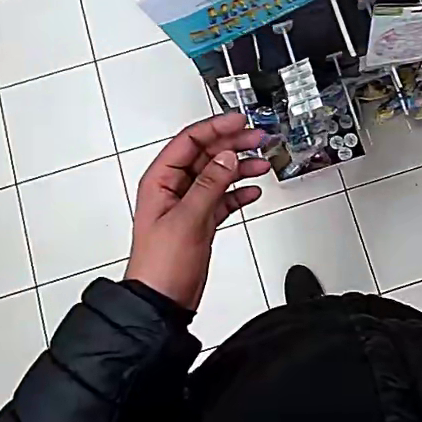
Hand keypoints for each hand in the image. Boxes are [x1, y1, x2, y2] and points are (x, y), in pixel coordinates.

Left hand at [127, 114, 272, 308]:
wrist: (163, 300)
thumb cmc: (160, 265)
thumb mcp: (187, 219)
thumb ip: (209, 185)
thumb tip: (226, 157)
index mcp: (161, 181)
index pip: (189, 142)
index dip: (215, 127)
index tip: (239, 120)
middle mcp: (174, 188)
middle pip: (207, 155)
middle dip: (233, 144)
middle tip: (258, 138)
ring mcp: (189, 204)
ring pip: (218, 174)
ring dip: (240, 167)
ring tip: (261, 162)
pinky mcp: (202, 220)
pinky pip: (224, 197)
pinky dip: (239, 192)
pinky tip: (253, 190)